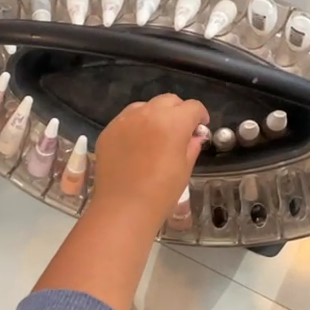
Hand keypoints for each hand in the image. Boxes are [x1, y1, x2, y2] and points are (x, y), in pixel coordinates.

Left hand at [90, 94, 208, 232]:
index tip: (200, 127)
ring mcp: (125, 120)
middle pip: (168, 101)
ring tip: (156, 134)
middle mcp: (148, 114)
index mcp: (173, 122)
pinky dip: (135, 125)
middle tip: (180, 130)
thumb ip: (191, 146)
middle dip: (178, 111)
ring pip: (145, 106)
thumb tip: (195, 136)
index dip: (200, 116)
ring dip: (155, 115)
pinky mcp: (109, 130)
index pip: (192, 107)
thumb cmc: (161, 192)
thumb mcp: (184, 169)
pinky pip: (126, 119)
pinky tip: (137, 144)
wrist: (123, 207)